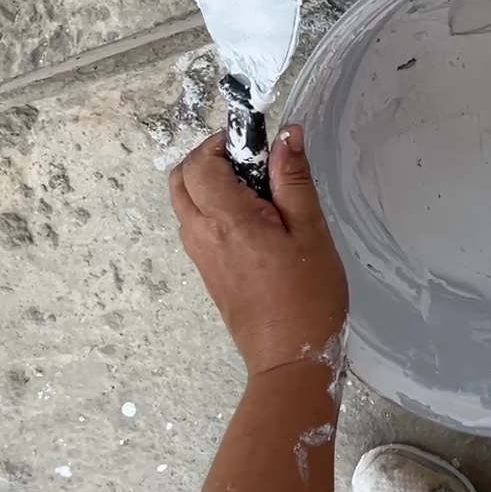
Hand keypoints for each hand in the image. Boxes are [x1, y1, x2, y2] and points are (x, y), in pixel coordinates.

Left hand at [170, 127, 348, 377]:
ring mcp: (200, 256)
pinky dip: (211, 203)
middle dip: (209, 157)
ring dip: (209, 180)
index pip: (201, 164)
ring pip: (184, 201)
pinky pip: (195, 223)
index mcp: (226, 221)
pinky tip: (253, 215)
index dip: (223, 142)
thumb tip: (286, 134)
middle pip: (180, 179)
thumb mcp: (310, 229)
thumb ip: (293, 179)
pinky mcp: (207, 270)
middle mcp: (201, 235)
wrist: (290, 357)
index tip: (258, 142)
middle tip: (252, 158)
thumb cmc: (308, 292)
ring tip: (257, 186)